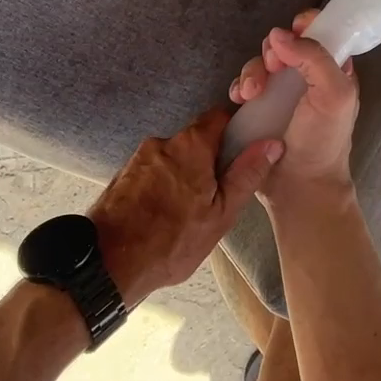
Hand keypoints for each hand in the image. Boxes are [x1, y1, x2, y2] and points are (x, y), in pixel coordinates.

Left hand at [88, 108, 280, 305]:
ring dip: (183, 175)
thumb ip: (246, 174)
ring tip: (187, 211)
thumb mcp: (220, 214)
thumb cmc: (170, 241)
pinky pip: (153, 171)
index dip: (234, 128)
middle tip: (215, 193)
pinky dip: (162, 185)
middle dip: (208, 160)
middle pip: (195, 139)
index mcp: (191, 145)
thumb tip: (271, 143)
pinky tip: (164, 214)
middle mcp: (164, 141)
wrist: (108, 264)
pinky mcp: (123, 174)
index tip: (242, 150)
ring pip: (173, 157)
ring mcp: (139, 157)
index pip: (219, 116)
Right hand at [229, 10, 359, 207]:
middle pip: (284, 43)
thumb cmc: (323, 141)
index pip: (321, 31)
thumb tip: (279, 35)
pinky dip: (239, 86)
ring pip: (260, 62)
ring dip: (253, 71)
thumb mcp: (333, 96)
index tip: (295, 28)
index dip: (307, 24)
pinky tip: (240, 100)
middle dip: (273, 51)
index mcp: (332, 70)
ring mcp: (279, 92)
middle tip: (272, 67)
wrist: (298, 188)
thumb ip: (314, 58)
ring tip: (251, 93)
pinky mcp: (257, 107)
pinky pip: (243, 84)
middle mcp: (306, 77)